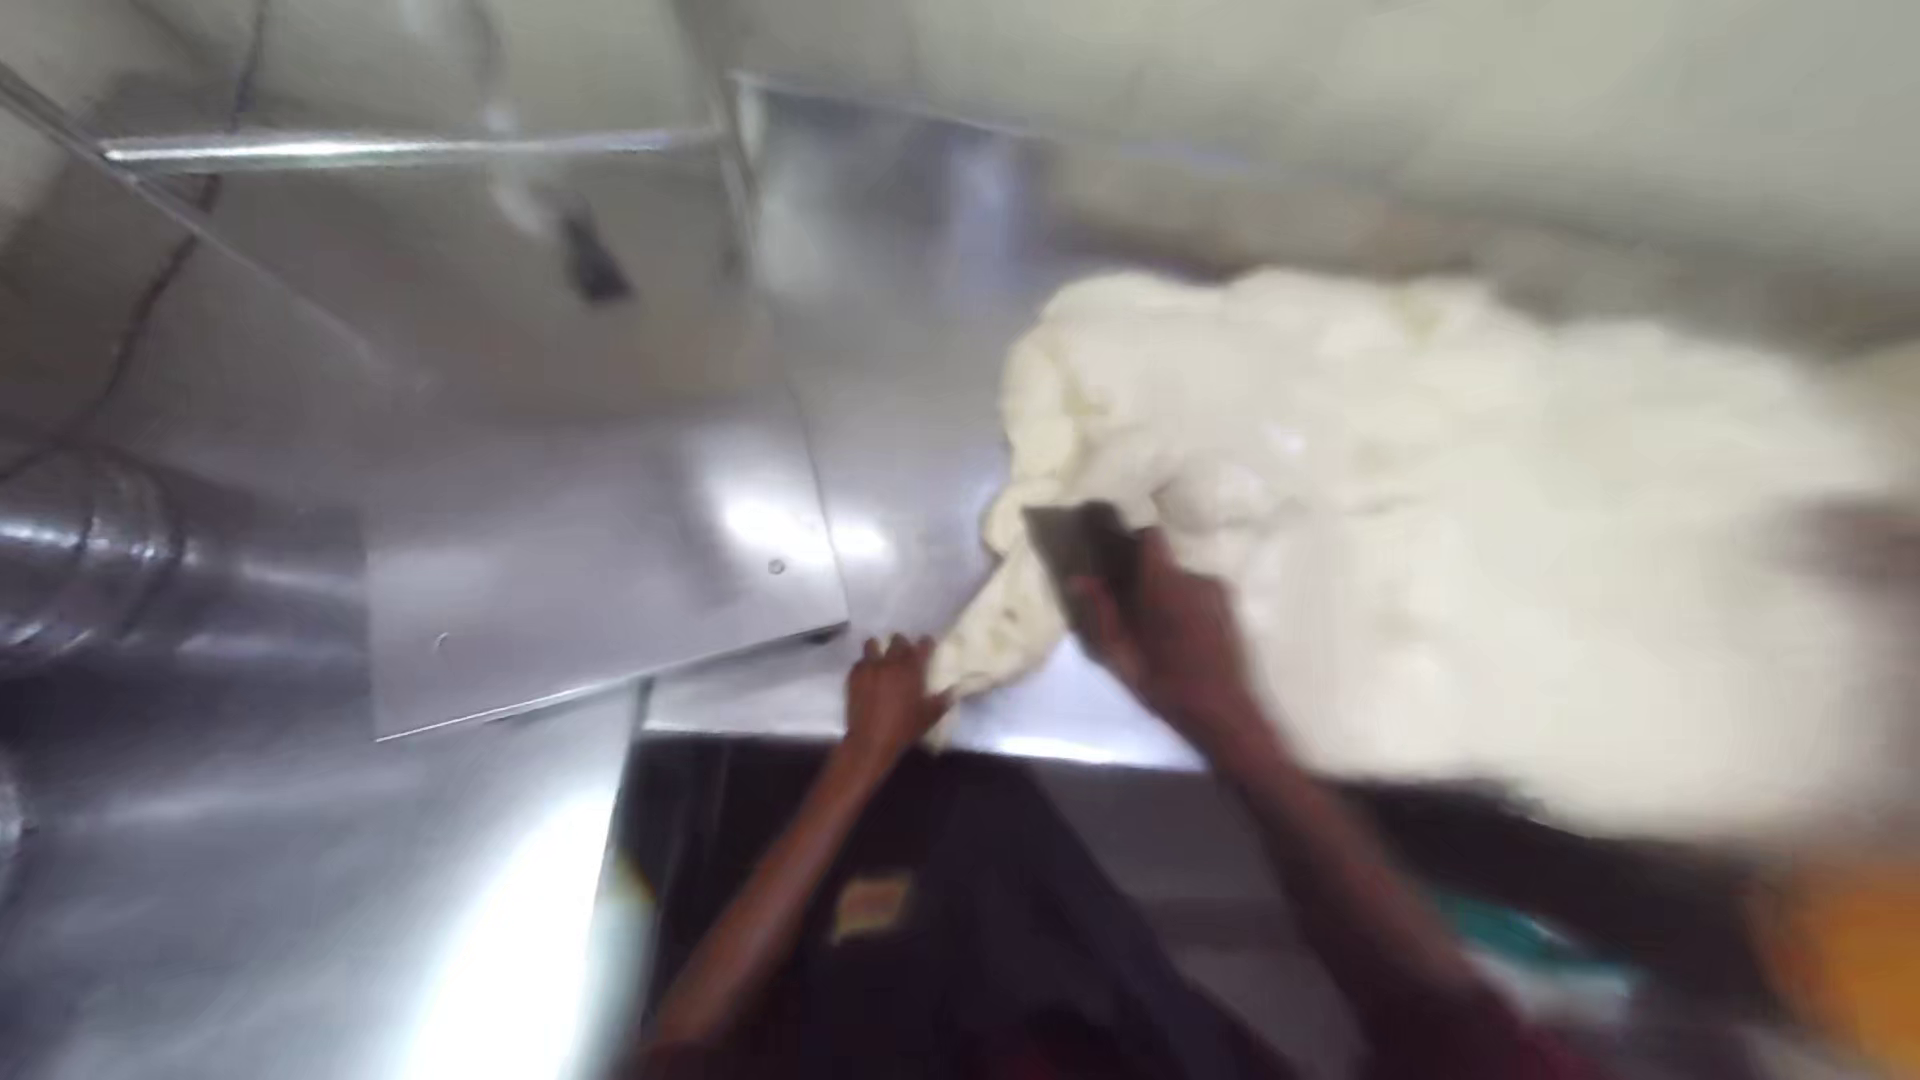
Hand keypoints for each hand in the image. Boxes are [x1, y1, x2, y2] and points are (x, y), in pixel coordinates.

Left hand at [842, 634, 948, 768]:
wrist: (871, 740)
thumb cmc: (904, 728)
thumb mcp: (930, 716)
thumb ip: (943, 700)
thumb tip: (954, 691)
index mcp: (912, 669)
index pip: (923, 645)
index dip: (926, 643)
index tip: (928, 644)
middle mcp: (891, 662)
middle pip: (897, 640)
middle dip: (902, 644)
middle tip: (903, 654)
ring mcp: (870, 667)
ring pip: (872, 645)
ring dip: (878, 649)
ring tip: (880, 659)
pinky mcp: (854, 676)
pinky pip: (859, 662)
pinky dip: (864, 665)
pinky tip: (867, 675)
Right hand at [1071, 529, 1270, 756]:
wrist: (1225, 715)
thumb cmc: (1165, 685)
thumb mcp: (1120, 654)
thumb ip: (1101, 611)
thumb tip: (1078, 579)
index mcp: (1164, 584)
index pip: (1151, 537)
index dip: (1133, 540)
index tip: (1119, 561)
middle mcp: (1195, 579)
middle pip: (1164, 563)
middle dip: (1146, 581)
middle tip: (1134, 615)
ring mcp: (1219, 594)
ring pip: (1182, 582)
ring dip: (1168, 597)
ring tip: (1160, 636)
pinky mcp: (1232, 610)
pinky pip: (1200, 596)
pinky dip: (1187, 609)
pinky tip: (1183, 642)